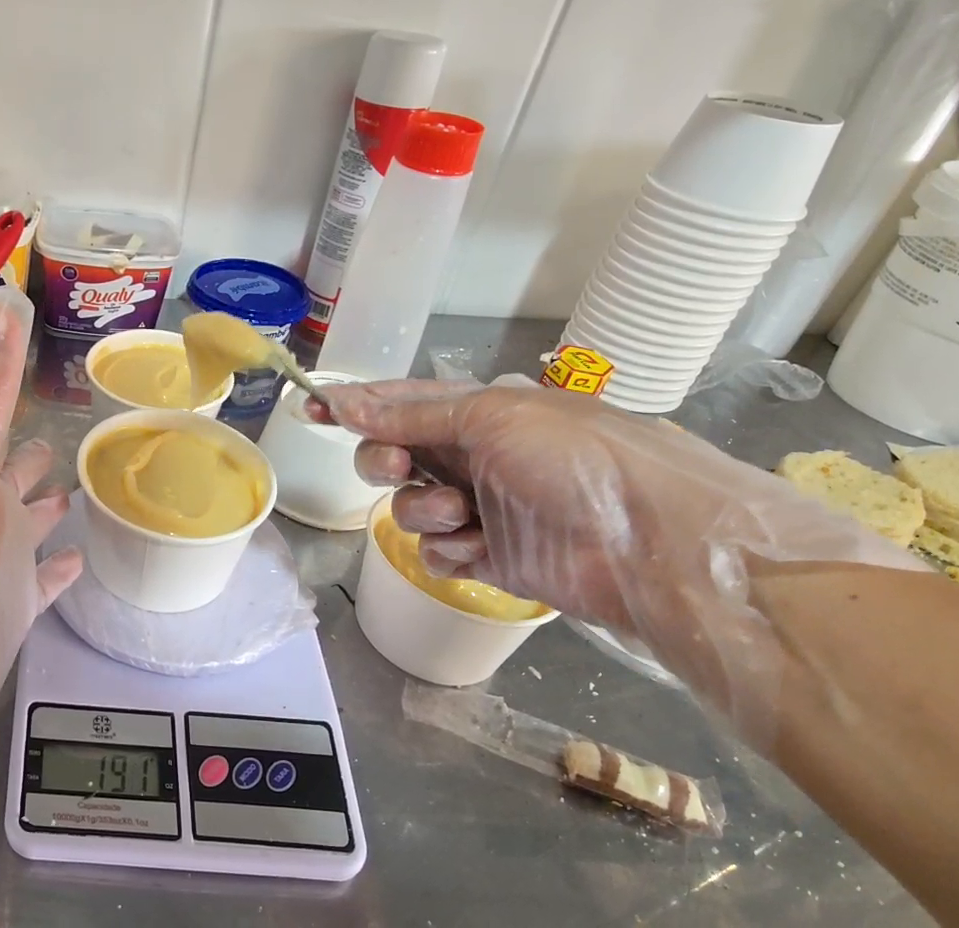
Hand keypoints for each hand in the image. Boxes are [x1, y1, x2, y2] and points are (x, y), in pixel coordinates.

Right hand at [311, 379, 922, 731]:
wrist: (650, 544)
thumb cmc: (574, 460)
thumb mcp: (490, 418)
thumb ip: (411, 415)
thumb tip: (343, 401)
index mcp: (478, 412)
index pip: (399, 402)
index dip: (353, 404)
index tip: (308, 407)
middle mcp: (474, 456)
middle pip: (394, 454)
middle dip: (386, 460)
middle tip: (401, 467)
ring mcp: (480, 508)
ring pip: (409, 506)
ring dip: (423, 510)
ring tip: (462, 516)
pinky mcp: (488, 557)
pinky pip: (435, 552)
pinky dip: (447, 550)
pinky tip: (478, 549)